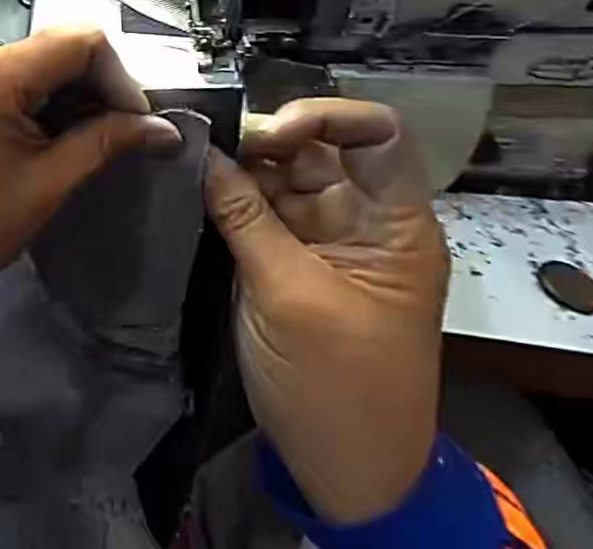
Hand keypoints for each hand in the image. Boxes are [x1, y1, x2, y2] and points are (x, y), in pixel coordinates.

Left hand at [0, 26, 182, 310]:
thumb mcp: (51, 182)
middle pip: (66, 44)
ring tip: (99, 134)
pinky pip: (28, 72)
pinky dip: (56, 94)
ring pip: (50, 57)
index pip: (82, 41)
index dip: (119, 76)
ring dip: (82, 90)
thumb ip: (109, 141)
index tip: (135, 120)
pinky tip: (67, 128)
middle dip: (103, 83)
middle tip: (124, 130)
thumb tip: (166, 129)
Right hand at [204, 99, 459, 524]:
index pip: (378, 135)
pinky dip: (236, 199)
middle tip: (212, 150)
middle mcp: (363, 219)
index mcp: (394, 223)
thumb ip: (244, 217)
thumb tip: (204, 154)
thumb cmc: (336, 387)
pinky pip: (265, 210)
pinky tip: (203, 190)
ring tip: (198, 166)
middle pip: (321, 151)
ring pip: (286, 178)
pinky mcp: (294, 259)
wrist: (344, 475)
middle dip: (269, 144)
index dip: (329, 117)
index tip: (271, 135)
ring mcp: (326, 238)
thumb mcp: (288, 296)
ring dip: (246, 170)